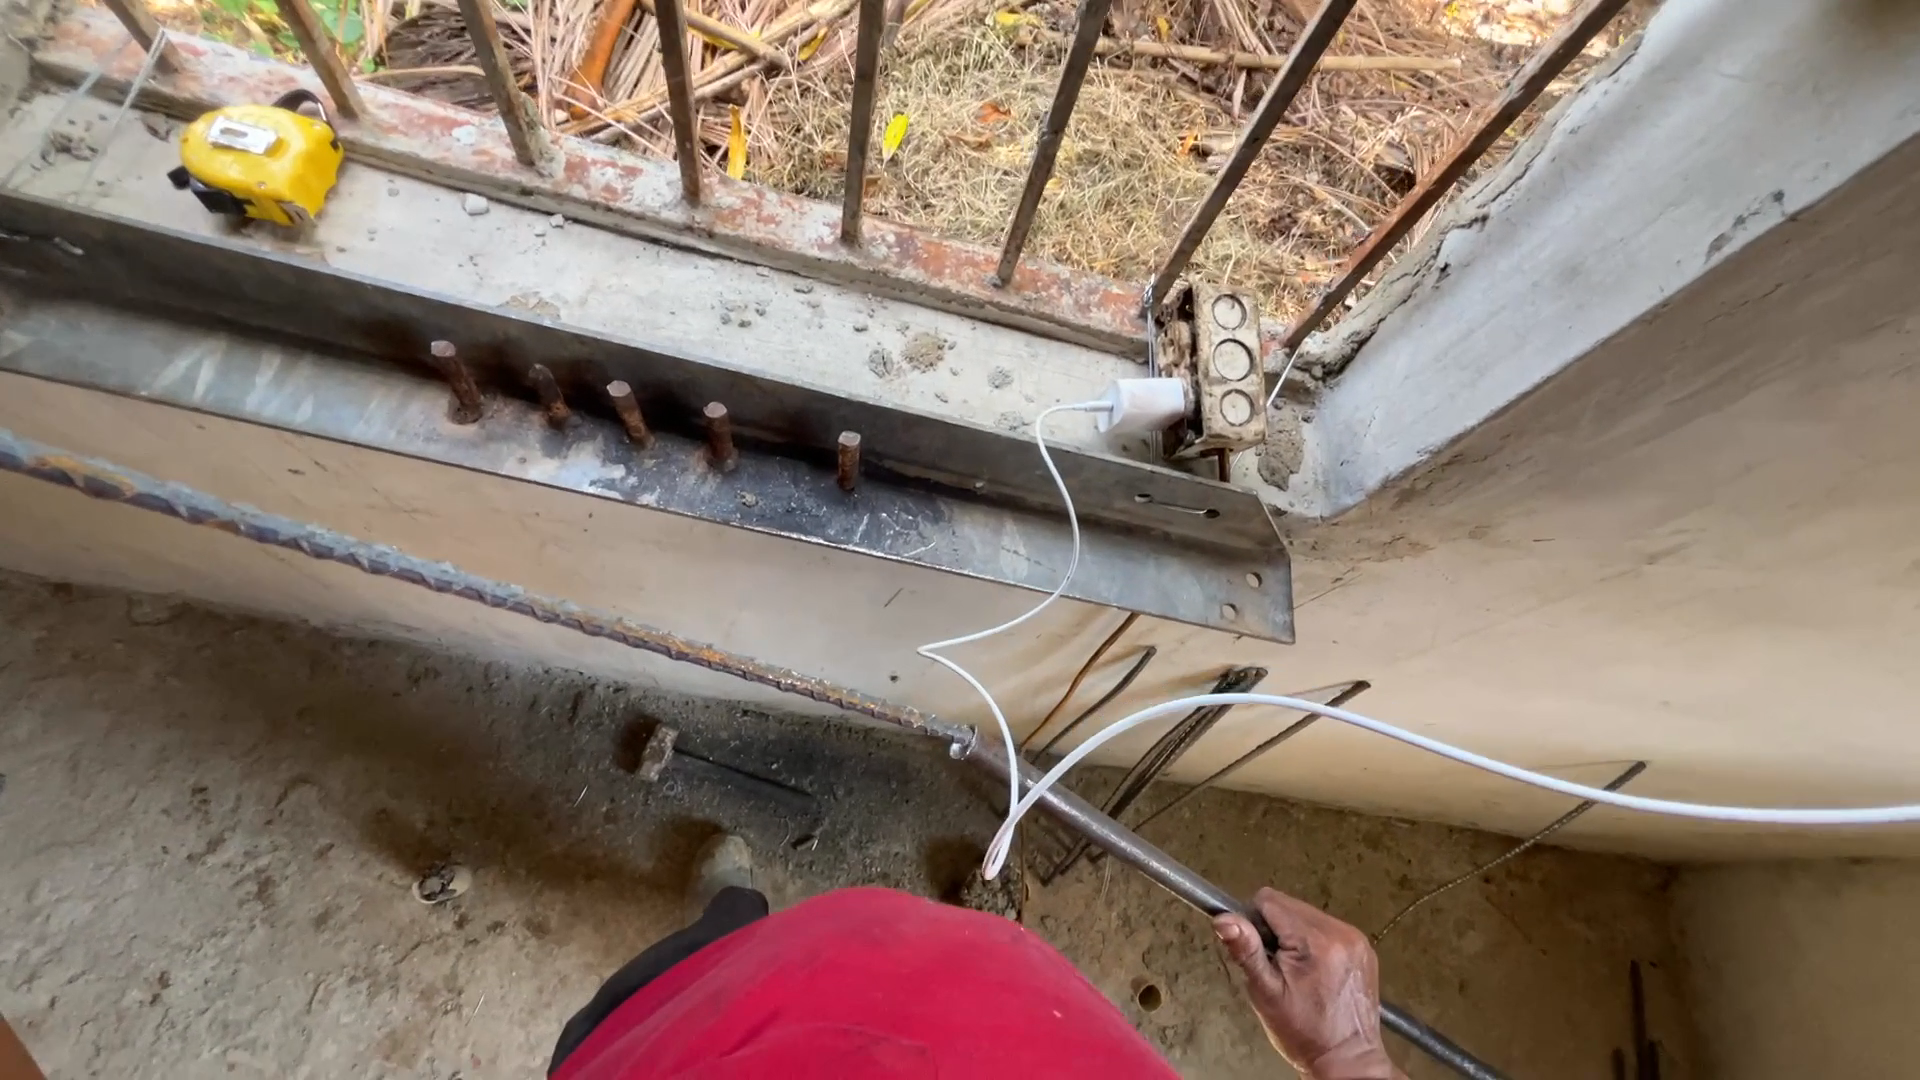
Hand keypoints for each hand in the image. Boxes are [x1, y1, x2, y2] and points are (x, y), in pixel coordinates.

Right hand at [1213, 888, 1400, 1079]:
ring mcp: (1355, 938)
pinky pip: (1323, 924)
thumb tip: (1223, 919)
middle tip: (1276, 964)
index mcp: (1315, 941)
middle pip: (1286, 903)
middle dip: (1273, 927)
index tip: (1260, 953)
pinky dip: (1311, 938)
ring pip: (1303, 912)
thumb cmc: (1303, 1032)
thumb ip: (1245, 950)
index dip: (1254, 922)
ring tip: (1295, 968)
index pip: (1268, 900)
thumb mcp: (1265, 993)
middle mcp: (1339, 931)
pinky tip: (1314, 968)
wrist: (1348, 1064)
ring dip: (1291, 931)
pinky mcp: (1362, 946)